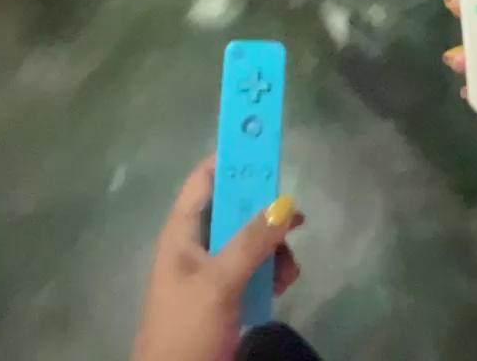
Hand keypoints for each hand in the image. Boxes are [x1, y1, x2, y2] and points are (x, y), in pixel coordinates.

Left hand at [132, 156, 302, 360]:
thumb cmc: (186, 329)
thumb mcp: (220, 282)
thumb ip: (251, 241)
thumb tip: (285, 203)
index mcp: (183, 231)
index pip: (205, 178)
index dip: (232, 158)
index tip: (265, 146)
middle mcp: (197, 244)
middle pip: (234, 206)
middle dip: (264, 208)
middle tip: (294, 212)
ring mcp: (212, 270)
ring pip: (250, 237)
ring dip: (273, 244)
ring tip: (289, 264)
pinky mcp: (228, 296)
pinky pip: (255, 267)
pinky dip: (273, 269)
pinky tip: (285, 282)